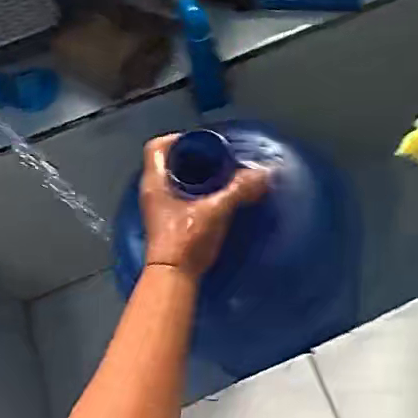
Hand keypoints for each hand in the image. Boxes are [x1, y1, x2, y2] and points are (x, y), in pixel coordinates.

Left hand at [140, 133, 270, 275]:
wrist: (174, 279)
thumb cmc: (186, 241)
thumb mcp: (215, 211)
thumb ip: (239, 190)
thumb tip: (265, 173)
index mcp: (155, 182)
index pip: (158, 146)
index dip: (178, 138)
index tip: (203, 143)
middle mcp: (152, 191)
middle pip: (169, 161)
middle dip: (193, 157)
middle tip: (218, 159)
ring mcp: (158, 208)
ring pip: (176, 180)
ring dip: (196, 175)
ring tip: (222, 176)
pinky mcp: (168, 222)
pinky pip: (181, 196)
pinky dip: (197, 192)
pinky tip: (216, 197)